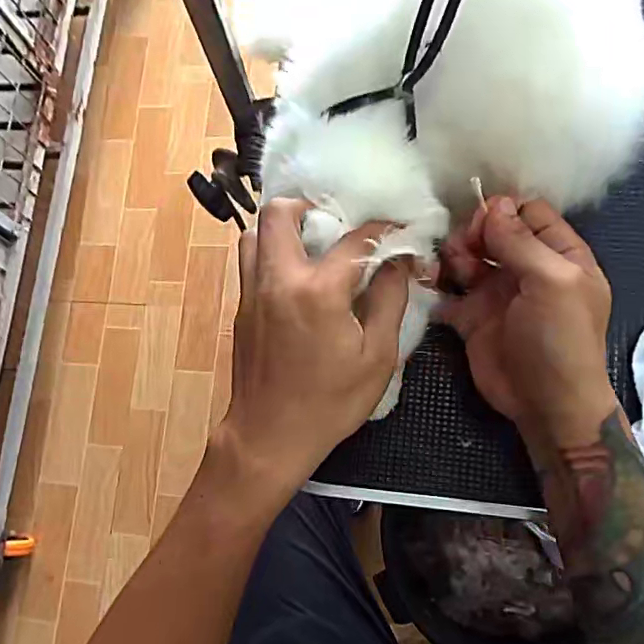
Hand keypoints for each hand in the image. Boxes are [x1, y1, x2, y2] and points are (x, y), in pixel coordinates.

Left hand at [215, 199, 409, 495]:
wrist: (271, 436)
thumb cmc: (331, 403)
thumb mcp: (377, 357)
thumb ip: (389, 301)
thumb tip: (400, 263)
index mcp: (318, 291)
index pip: (355, 240)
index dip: (384, 230)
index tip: (401, 233)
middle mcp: (278, 279)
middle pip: (281, 213)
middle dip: (313, 208)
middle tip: (340, 227)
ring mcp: (252, 292)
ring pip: (255, 233)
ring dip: (285, 229)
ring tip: (315, 248)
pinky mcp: (242, 308)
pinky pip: (251, 261)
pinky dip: (273, 253)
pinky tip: (300, 278)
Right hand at [439, 197, 617, 454]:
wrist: (546, 404)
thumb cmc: (560, 340)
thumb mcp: (552, 282)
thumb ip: (521, 241)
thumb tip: (494, 205)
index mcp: (560, 256)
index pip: (530, 213)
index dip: (505, 212)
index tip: (485, 225)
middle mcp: (529, 270)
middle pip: (494, 232)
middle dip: (475, 233)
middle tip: (465, 251)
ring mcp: (500, 295)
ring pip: (470, 257)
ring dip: (455, 256)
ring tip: (453, 272)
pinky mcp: (474, 319)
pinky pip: (450, 292)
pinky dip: (438, 286)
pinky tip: (432, 286)